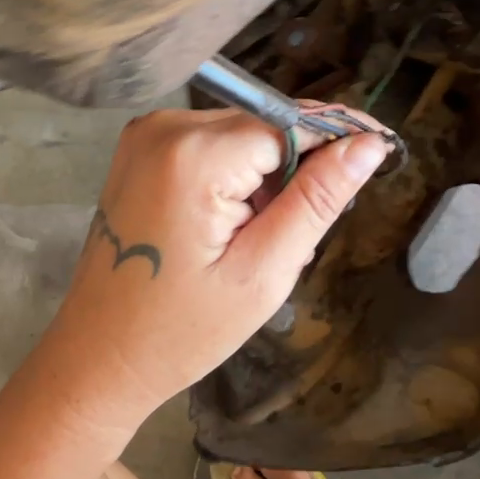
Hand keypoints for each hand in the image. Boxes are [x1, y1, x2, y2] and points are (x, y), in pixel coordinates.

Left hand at [41, 108, 390, 415]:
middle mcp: (166, 125)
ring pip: (242, 133)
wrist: (97, 357)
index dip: (337, 137)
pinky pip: (212, 142)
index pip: (290, 121)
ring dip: (266, 174)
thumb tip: (368, 143)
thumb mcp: (264, 271)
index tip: (382, 151)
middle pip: (264, 124)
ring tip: (259, 238)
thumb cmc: (182, 330)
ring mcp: (147, 132)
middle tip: (300, 234)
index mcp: (195, 153)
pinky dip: (235, 174)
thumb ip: (317, 199)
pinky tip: (231, 225)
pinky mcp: (140, 146)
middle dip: (297, 167)